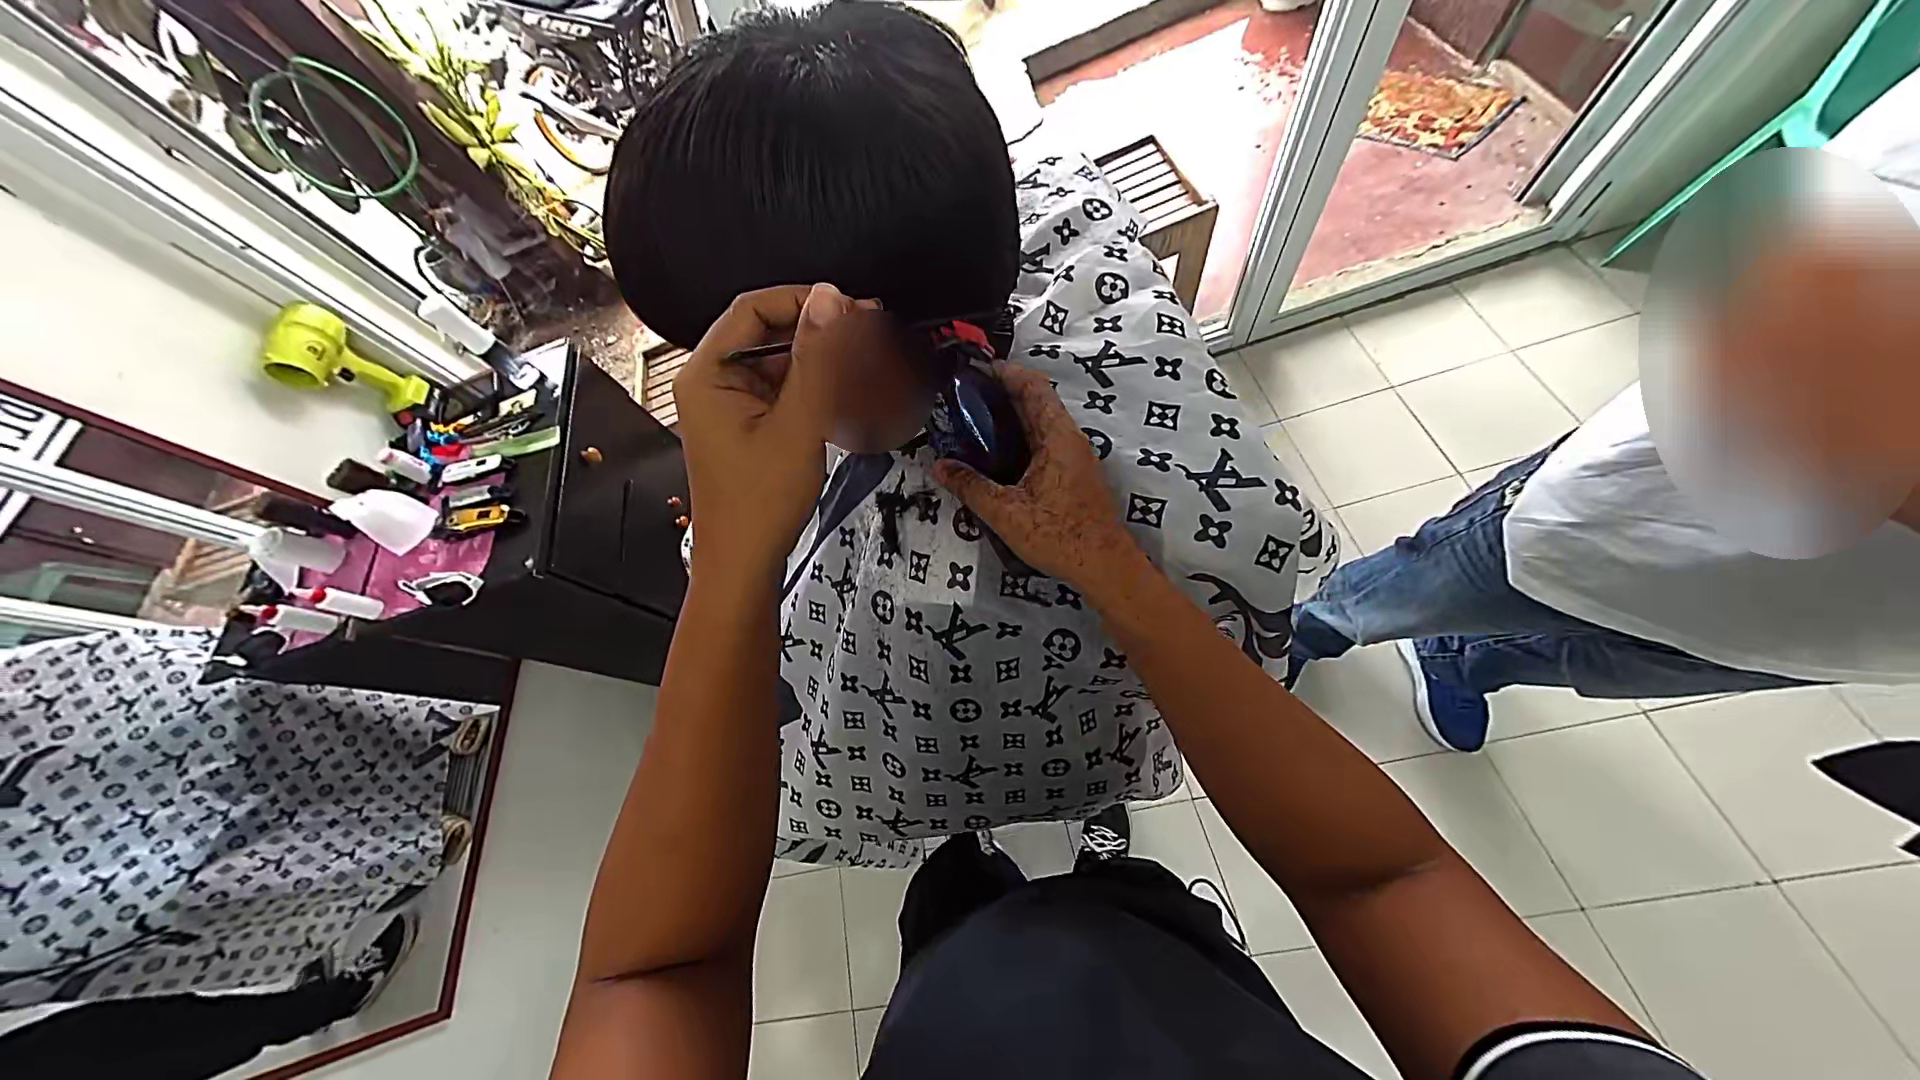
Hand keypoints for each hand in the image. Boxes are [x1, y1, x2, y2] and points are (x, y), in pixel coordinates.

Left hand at [674, 283, 867, 578]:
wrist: (745, 559)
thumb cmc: (757, 505)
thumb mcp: (797, 424)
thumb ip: (816, 359)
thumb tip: (829, 302)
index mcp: (708, 374)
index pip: (753, 309)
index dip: (803, 301)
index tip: (846, 307)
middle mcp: (715, 383)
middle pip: (770, 334)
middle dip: (820, 332)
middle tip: (866, 332)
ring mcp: (733, 405)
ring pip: (783, 364)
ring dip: (823, 362)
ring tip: (865, 366)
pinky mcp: (751, 425)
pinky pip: (786, 392)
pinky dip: (816, 390)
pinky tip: (846, 395)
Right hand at [930, 364, 1147, 594]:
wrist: (1104, 567)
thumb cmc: (1061, 537)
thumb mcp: (1006, 513)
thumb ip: (970, 487)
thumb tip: (939, 466)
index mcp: (1058, 437)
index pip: (1033, 386)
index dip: (1005, 372)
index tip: (976, 371)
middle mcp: (1070, 440)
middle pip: (1037, 401)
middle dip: (1003, 394)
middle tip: (966, 398)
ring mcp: (1075, 457)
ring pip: (1042, 422)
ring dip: (1013, 417)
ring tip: (976, 423)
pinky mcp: (1075, 474)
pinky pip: (1046, 442)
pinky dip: (1022, 438)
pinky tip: (999, 455)